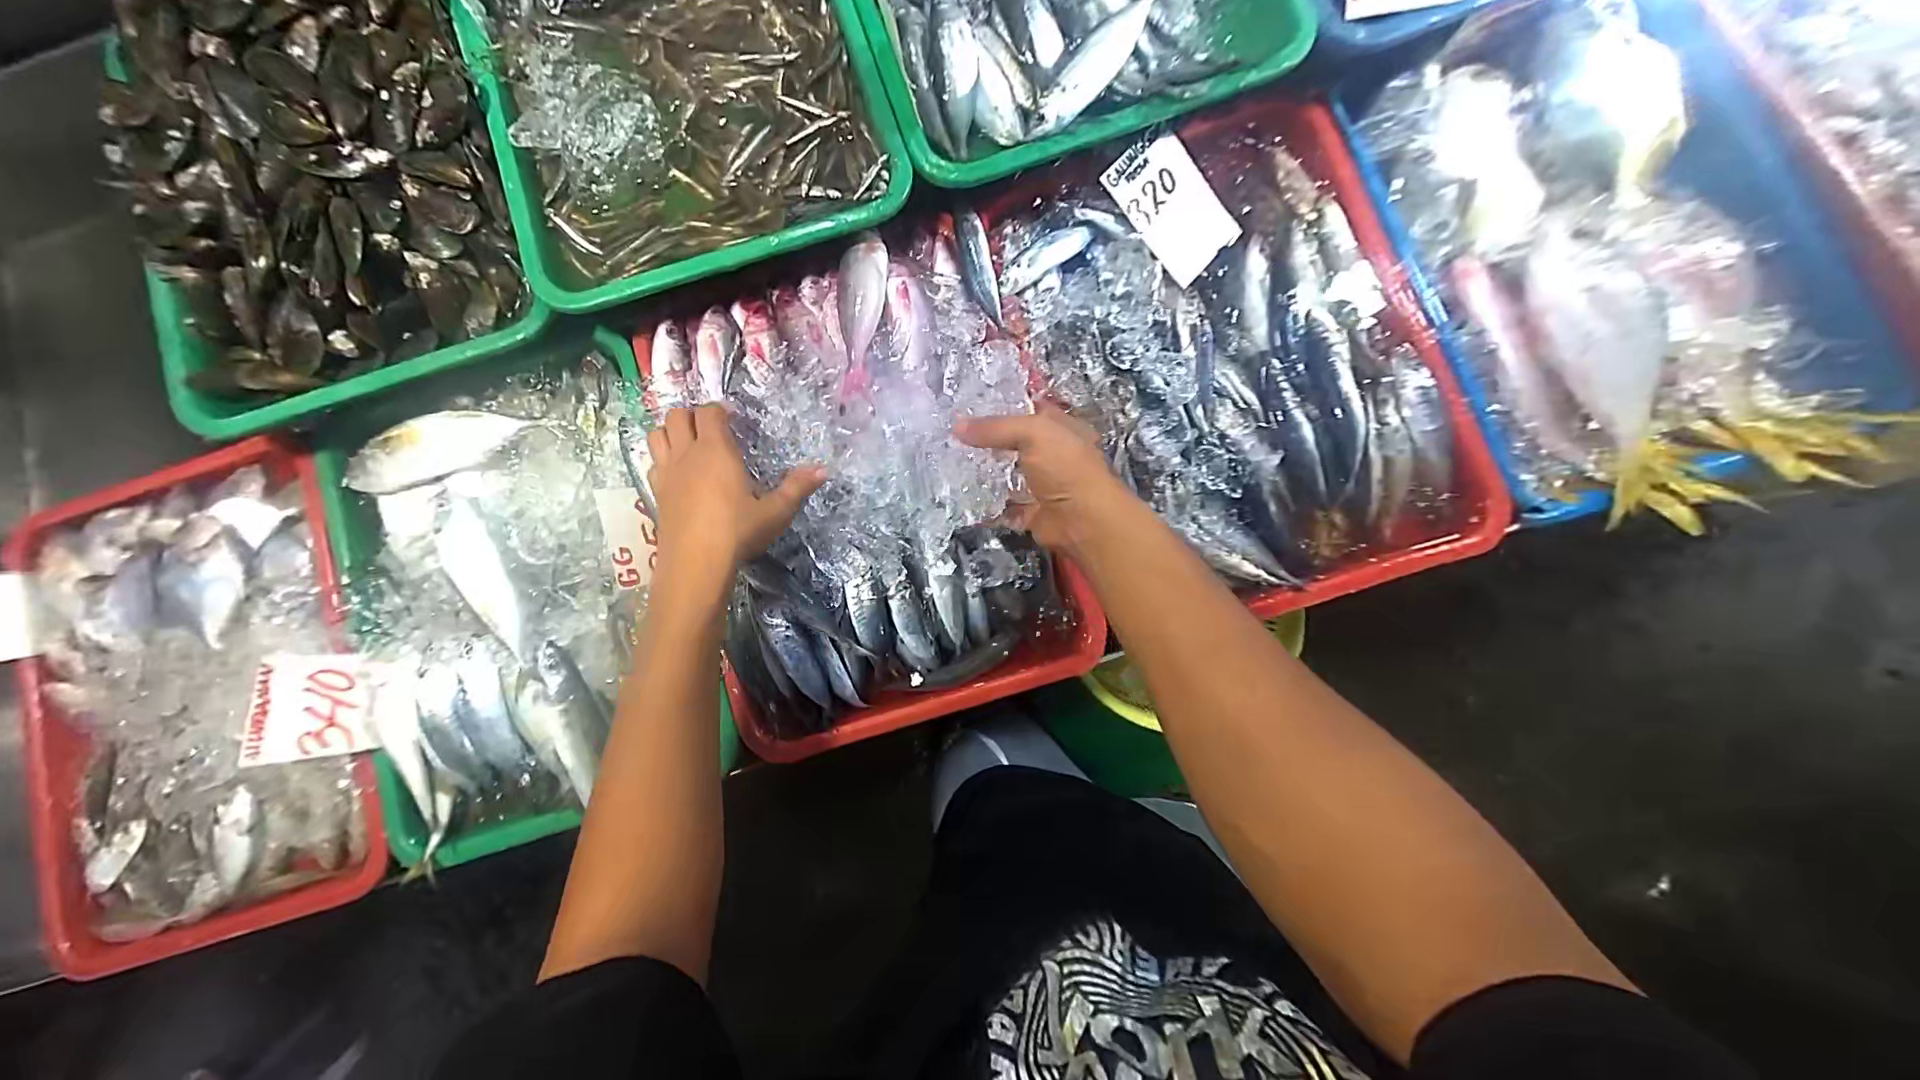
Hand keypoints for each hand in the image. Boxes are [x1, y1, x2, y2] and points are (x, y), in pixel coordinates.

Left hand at [647, 405, 825, 590]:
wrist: (696, 564)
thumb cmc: (738, 532)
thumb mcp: (776, 512)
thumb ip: (797, 487)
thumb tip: (824, 470)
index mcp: (716, 451)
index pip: (709, 412)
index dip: (720, 410)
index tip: (733, 418)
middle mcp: (686, 454)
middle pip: (677, 416)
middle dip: (693, 415)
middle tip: (711, 428)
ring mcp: (666, 473)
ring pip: (657, 434)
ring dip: (671, 431)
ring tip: (689, 443)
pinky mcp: (655, 493)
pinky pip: (653, 462)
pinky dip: (662, 457)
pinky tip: (678, 472)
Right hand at [955, 404, 1138, 557]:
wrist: (1083, 522)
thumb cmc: (1066, 468)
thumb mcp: (1033, 433)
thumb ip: (995, 428)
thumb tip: (957, 425)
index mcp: (1062, 428)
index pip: (1031, 409)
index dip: (1005, 404)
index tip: (970, 404)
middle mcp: (1054, 455)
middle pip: (1017, 443)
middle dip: (989, 440)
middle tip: (955, 435)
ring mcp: (1044, 485)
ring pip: (1009, 475)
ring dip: (986, 472)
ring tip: (953, 462)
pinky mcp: (1033, 512)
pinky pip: (1005, 506)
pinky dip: (988, 504)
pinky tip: (964, 495)